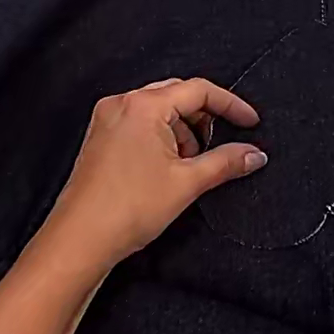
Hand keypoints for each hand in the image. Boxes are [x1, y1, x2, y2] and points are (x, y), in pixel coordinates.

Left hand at [40, 78, 266, 268]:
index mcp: (144, 105)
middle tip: (224, 140)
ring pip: (160, 109)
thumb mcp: (187, 182)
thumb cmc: (127, 209)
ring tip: (193, 161)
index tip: (251, 122)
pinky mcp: (101, 137)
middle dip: (206, 116)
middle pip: (179, 94)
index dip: (231, 104)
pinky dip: (164, 135)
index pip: (199, 90)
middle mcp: (123, 104)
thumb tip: (256, 155)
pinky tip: (170, 164)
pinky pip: (142, 122)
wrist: (77, 243)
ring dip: (184, 128)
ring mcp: (108, 119)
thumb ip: (226, 162)